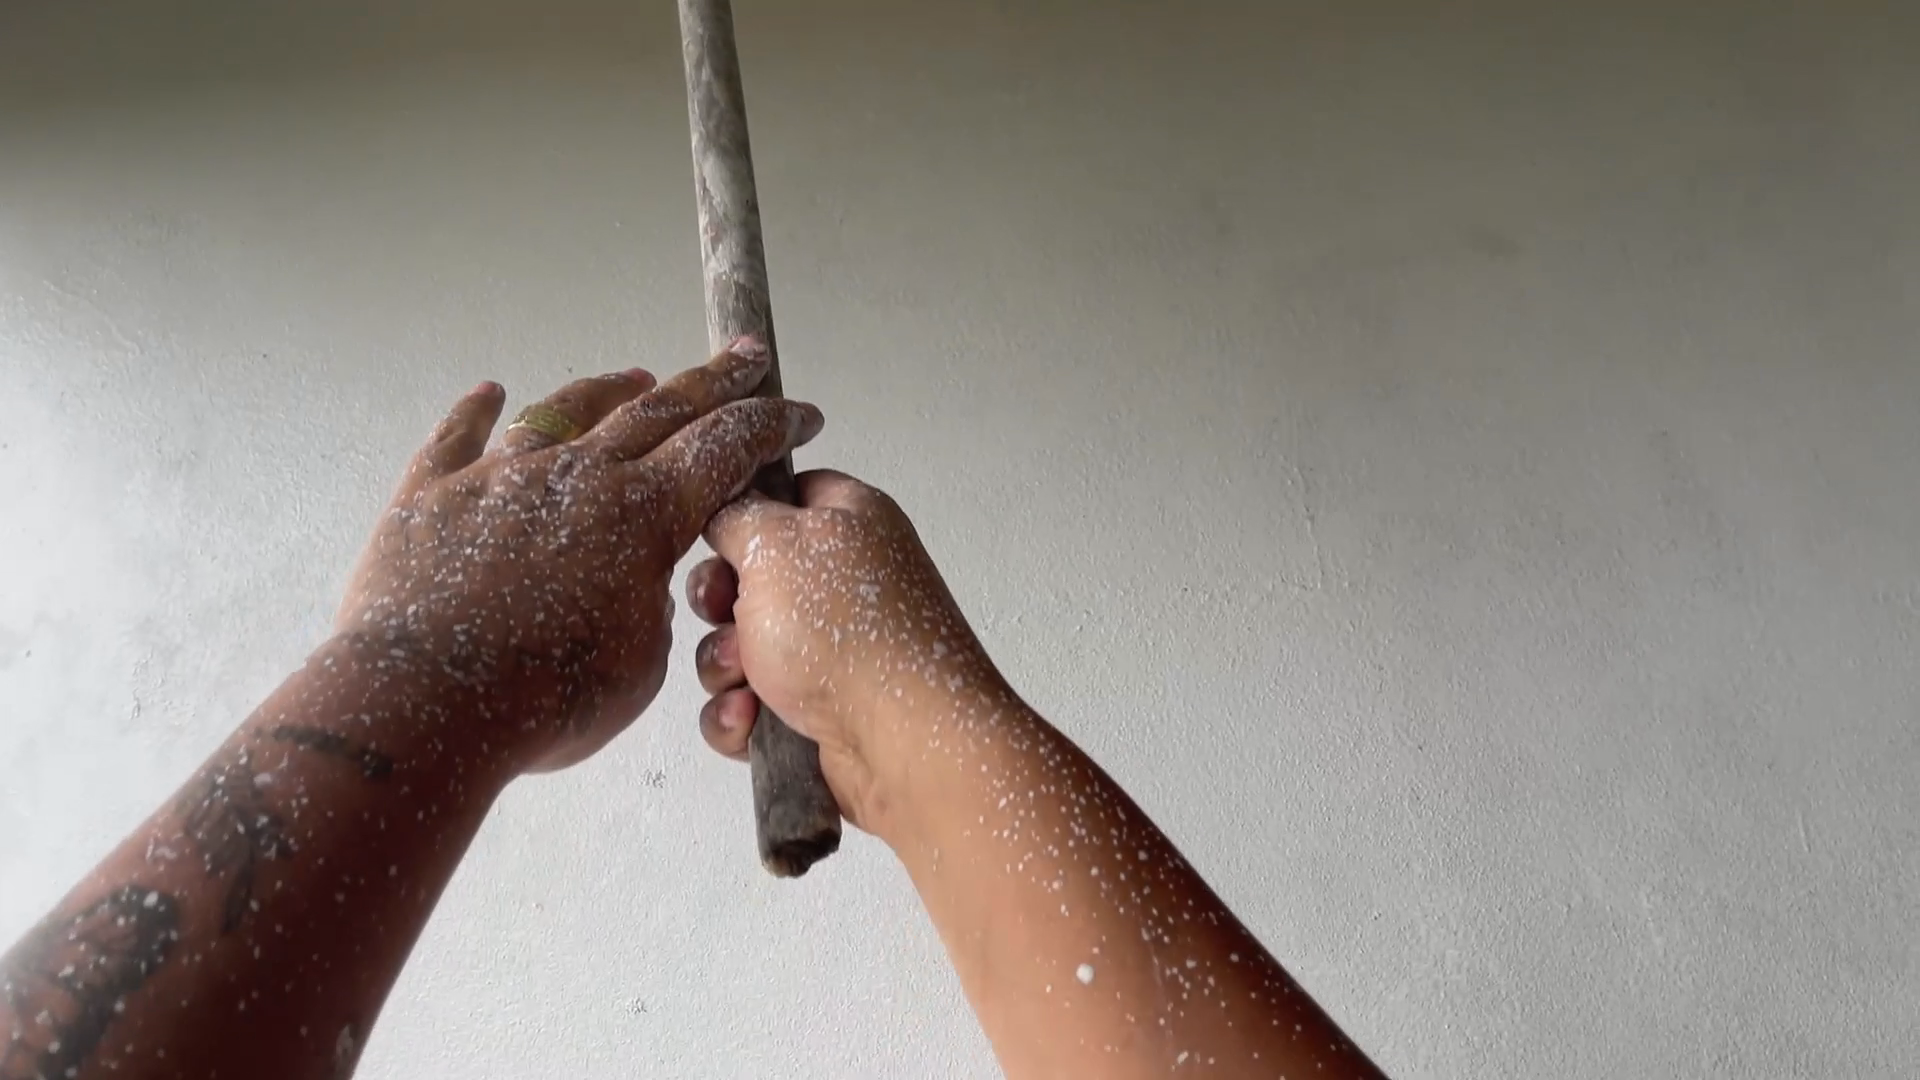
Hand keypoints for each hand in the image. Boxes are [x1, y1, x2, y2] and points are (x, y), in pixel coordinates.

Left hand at [336, 338, 821, 773]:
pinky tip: (489, 391)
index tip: (801, 411)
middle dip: (716, 380)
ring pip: (567, 412)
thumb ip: (652, 601)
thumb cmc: (550, 696)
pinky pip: (456, 439)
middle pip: (661, 409)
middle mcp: (581, 478)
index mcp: (644, 515)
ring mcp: (502, 480)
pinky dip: (475, 413)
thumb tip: (636, 578)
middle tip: (745, 355)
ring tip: (636, 375)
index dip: (771, 423)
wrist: (420, 709)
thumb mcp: (646, 658)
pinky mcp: (431, 498)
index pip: (726, 447)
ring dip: (611, 388)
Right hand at [684, 470, 1000, 830]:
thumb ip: (739, 514)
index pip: (791, 491)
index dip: (747, 508)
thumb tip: (729, 515)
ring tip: (747, 679)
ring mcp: (833, 646)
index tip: (715, 532)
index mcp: (852, 521)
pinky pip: (751, 702)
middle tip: (723, 610)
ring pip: (741, 643)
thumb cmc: (844, 630)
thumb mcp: (777, 543)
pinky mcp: (817, 706)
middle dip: (720, 600)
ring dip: (724, 663)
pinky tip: (751, 720)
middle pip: (753, 574)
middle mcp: (846, 579)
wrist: (902, 742)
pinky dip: (741, 714)